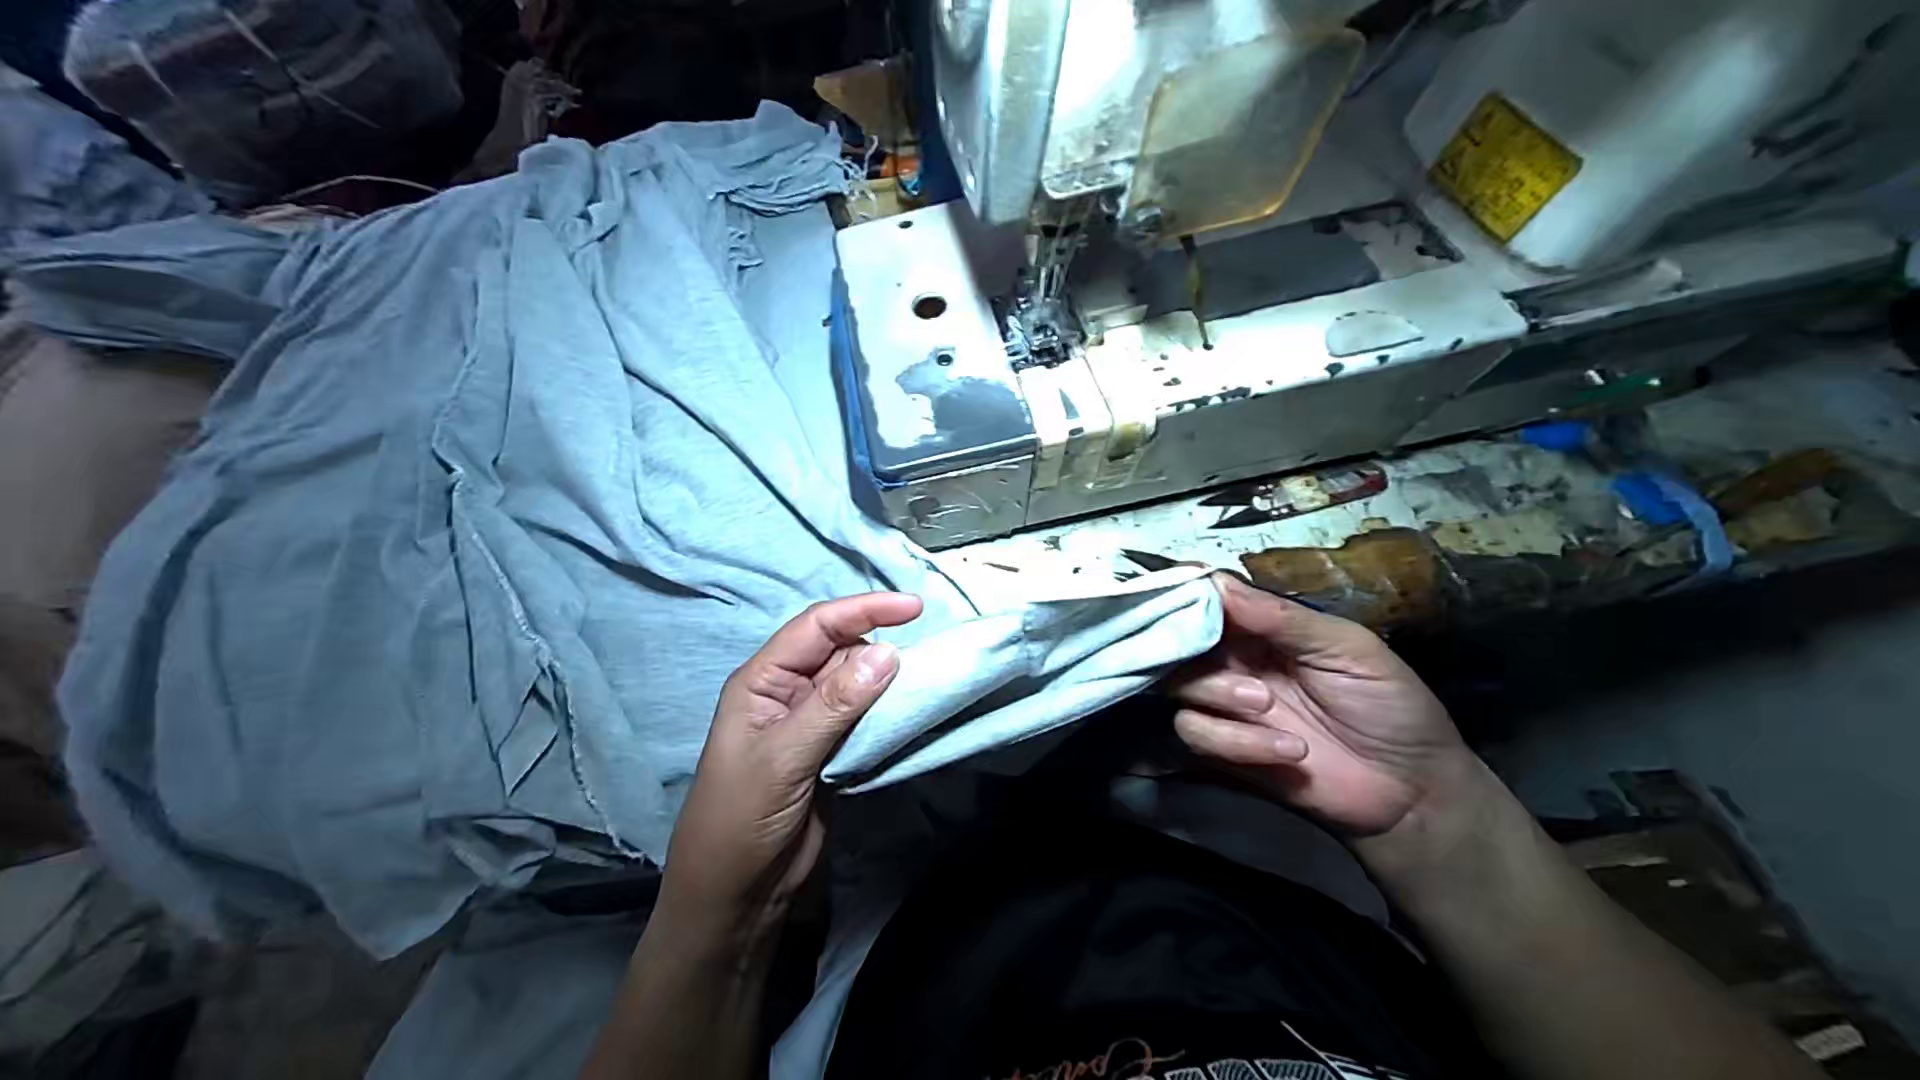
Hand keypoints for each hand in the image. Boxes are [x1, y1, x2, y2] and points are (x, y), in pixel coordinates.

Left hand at [661, 592, 922, 932]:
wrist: (736, 895)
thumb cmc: (740, 820)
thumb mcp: (783, 758)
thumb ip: (834, 705)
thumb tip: (888, 653)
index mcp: (763, 680)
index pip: (817, 626)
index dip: (864, 610)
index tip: (914, 607)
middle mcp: (788, 691)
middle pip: (842, 650)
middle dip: (882, 647)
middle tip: (926, 660)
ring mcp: (812, 721)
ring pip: (859, 683)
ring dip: (890, 680)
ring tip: (925, 682)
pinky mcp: (832, 749)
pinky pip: (866, 716)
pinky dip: (889, 711)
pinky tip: (910, 711)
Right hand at [1167, 573, 1474, 838]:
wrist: (1412, 790)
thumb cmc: (1390, 705)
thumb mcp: (1348, 647)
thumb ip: (1282, 617)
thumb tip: (1217, 581)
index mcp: (1261, 628)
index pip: (1206, 601)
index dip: (1187, 597)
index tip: (1182, 600)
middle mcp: (1235, 661)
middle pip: (1177, 642)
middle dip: (1197, 654)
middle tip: (1242, 669)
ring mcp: (1226, 705)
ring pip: (1178, 687)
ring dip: (1219, 697)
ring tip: (1268, 708)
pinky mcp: (1224, 749)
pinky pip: (1195, 732)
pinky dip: (1235, 741)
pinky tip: (1286, 749)